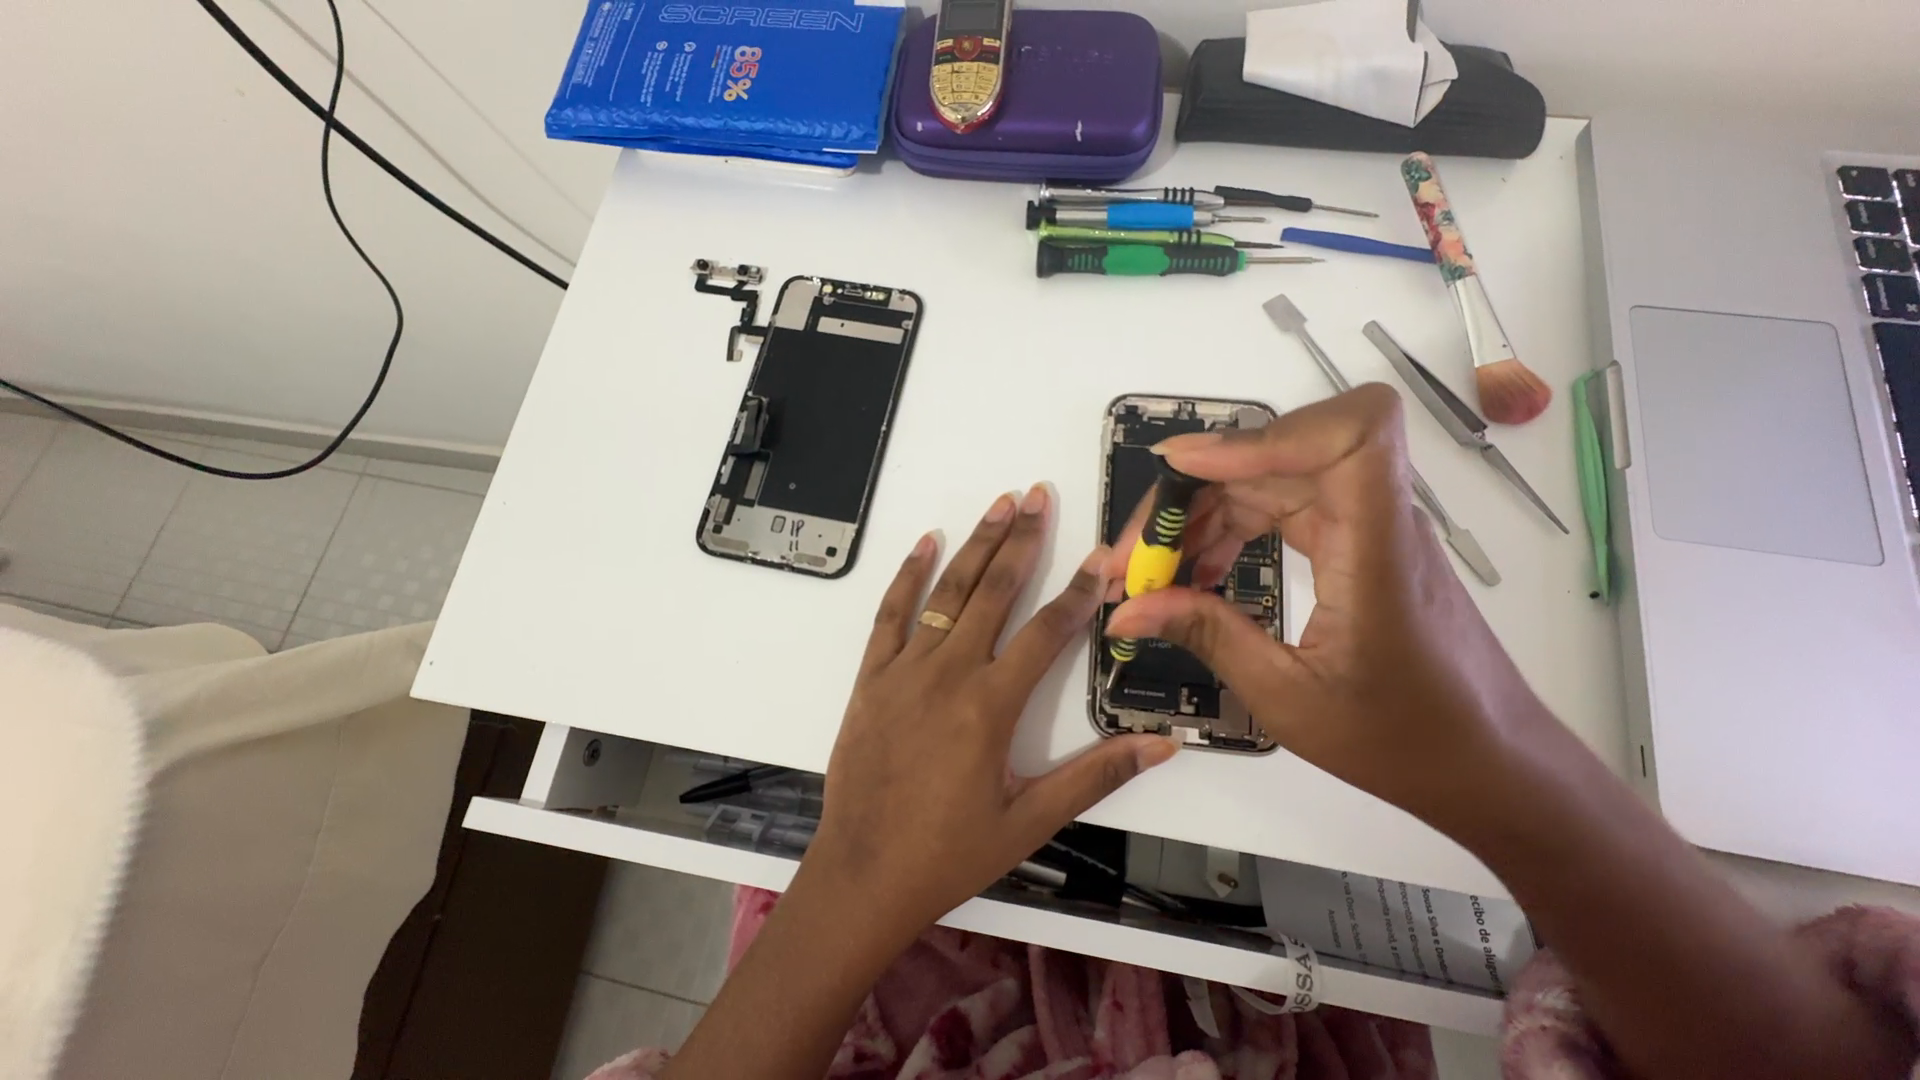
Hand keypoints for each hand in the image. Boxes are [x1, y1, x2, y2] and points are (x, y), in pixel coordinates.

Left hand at [804, 485, 1178, 941]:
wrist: (863, 873)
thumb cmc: (950, 852)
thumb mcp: (1030, 820)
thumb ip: (1095, 777)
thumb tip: (1160, 746)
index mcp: (991, 706)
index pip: (1046, 632)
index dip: (1079, 590)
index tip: (1101, 555)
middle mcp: (948, 675)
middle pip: (994, 593)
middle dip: (1023, 541)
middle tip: (1040, 494)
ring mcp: (904, 671)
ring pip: (947, 594)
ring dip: (975, 545)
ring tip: (1000, 503)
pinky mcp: (870, 679)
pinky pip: (891, 615)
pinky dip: (909, 576)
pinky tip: (926, 543)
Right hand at [1103, 386, 1550, 826]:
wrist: (1487, 763)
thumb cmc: (1403, 739)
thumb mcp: (1288, 697)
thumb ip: (1207, 636)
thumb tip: (1127, 609)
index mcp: (1378, 550)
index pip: (1348, 435)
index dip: (1262, 435)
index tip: (1184, 469)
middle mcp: (1379, 520)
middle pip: (1281, 455)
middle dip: (1199, 490)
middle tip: (1140, 553)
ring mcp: (1370, 529)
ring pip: (1276, 477)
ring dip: (1208, 511)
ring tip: (1158, 569)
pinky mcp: (1360, 546)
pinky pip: (1287, 508)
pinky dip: (1235, 527)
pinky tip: (1201, 573)